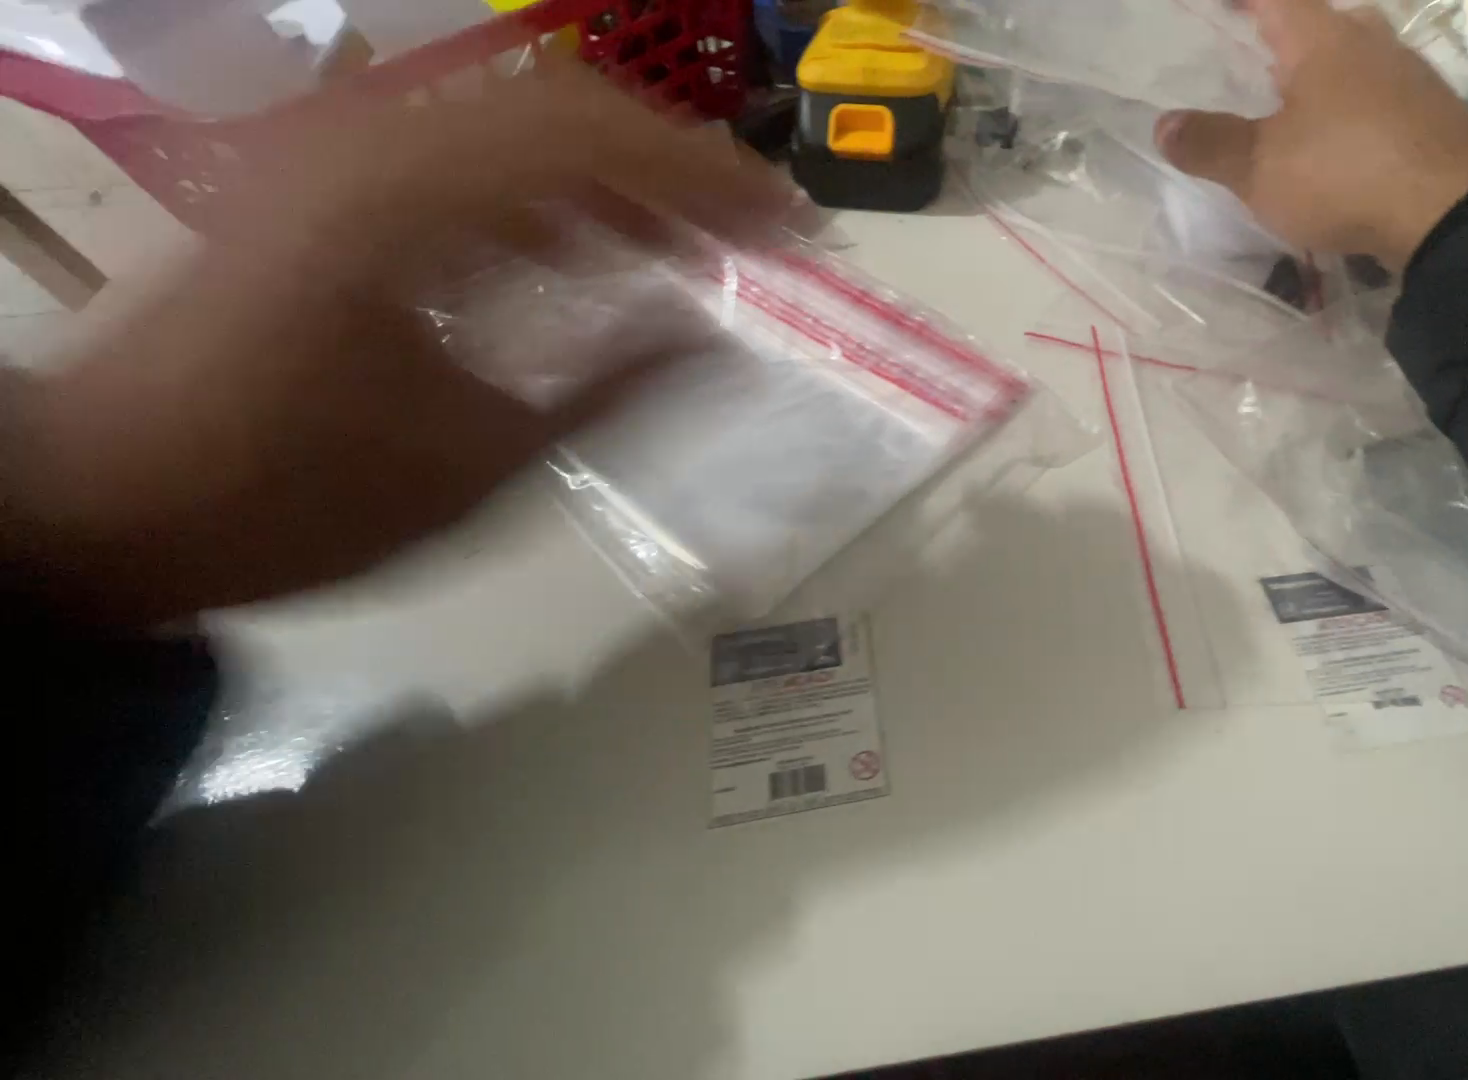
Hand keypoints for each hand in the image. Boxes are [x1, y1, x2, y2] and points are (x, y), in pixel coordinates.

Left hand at [0, 63, 796, 626]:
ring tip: (699, 250)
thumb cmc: (300, 503)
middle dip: (685, 168)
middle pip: (570, 108)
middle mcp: (370, 150)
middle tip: (762, 232)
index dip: (717, 181)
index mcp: (406, 212)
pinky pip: (477, 160)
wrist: (109, 506)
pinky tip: (603, 254)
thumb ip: (620, 389)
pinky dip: (562, 198)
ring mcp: (342, 158)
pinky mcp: (332, 185)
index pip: (601, 146)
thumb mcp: (486, 462)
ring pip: (525, 125)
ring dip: (629, 181)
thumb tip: (730, 343)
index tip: (797, 227)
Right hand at [1155, 0, 1467, 268]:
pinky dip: (1342, 107)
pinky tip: (1331, 141)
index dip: (1243, 0)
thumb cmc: (1343, 173)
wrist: (1450, 209)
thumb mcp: (1259, 166)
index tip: (1217, 6)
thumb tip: (1162, 124)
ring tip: (1285, 101)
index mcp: (1322, 40)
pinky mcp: (1423, 117)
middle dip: (1282, 33)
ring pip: (1349, 59)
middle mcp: (1368, 44)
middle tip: (1250, 53)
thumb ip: (1211, 144)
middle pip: (1318, 23)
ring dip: (1316, 73)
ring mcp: (1403, 78)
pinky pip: (1370, 96)